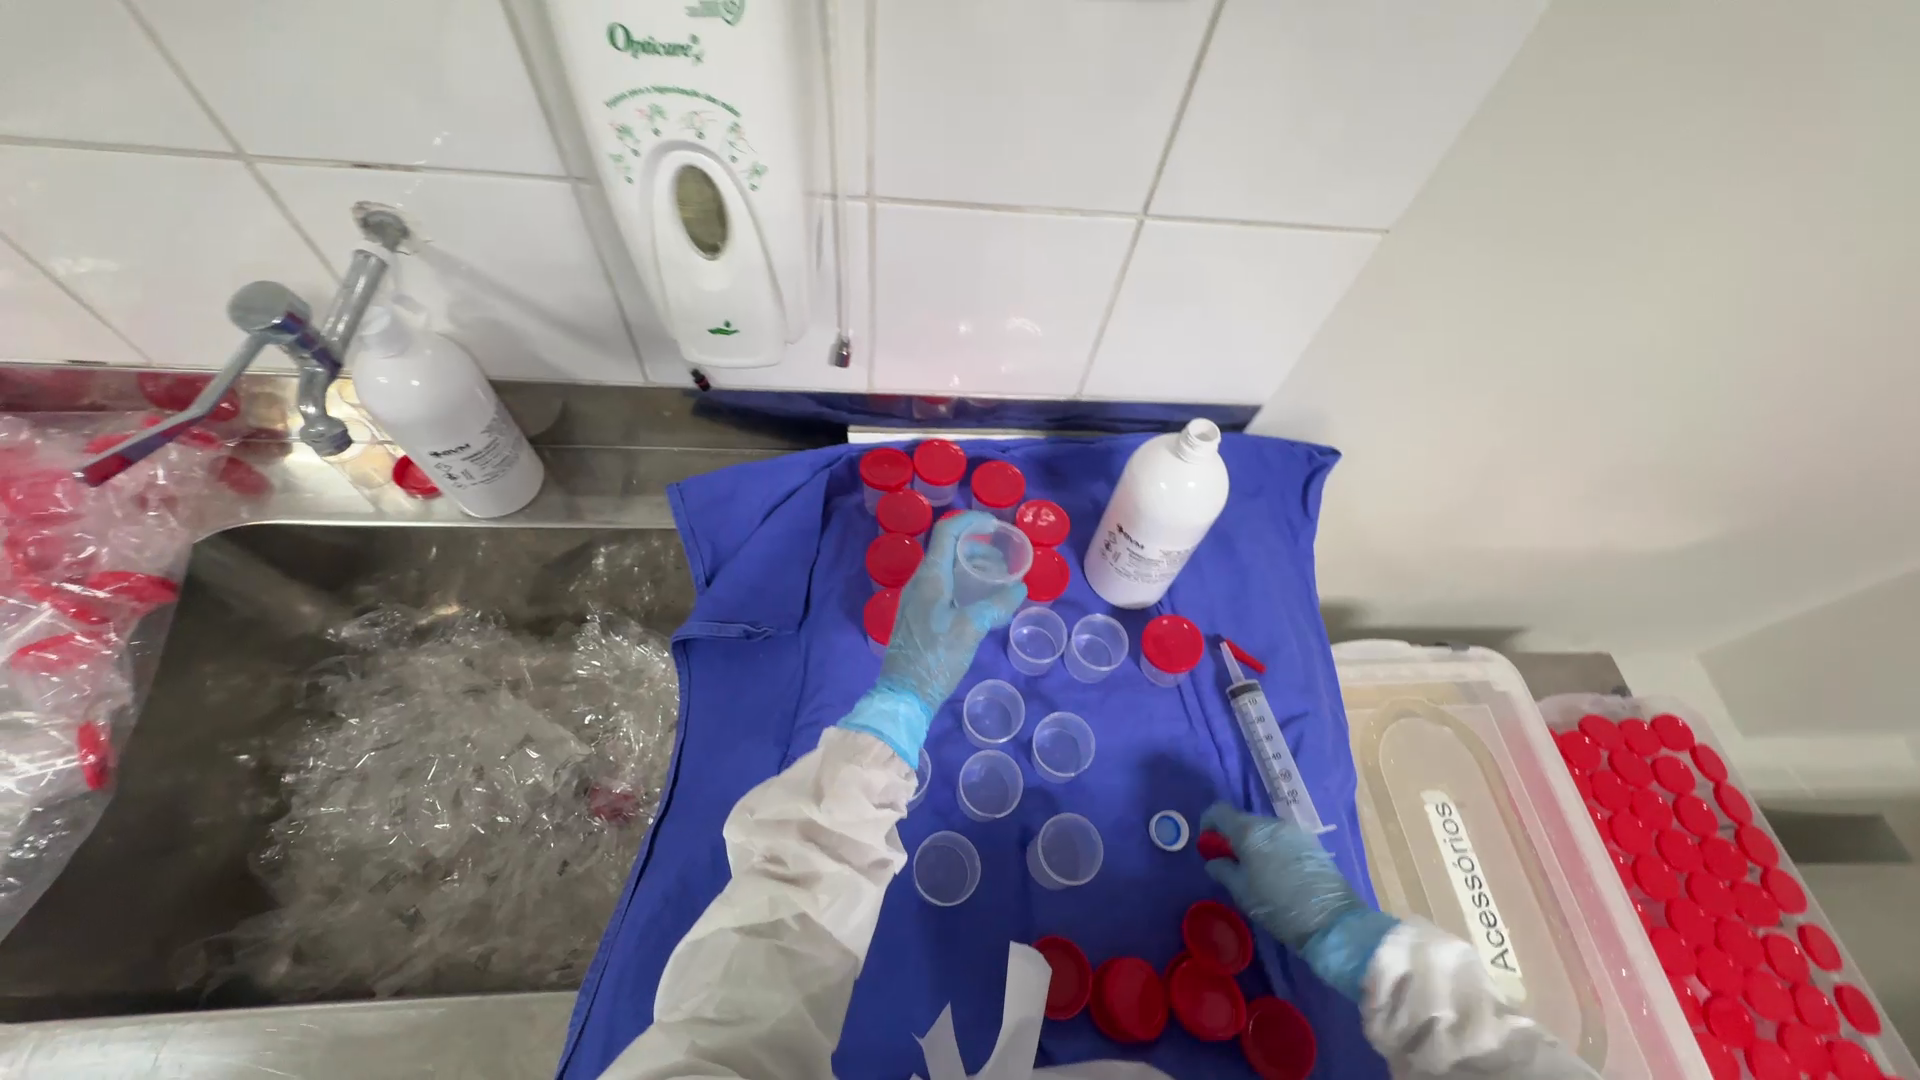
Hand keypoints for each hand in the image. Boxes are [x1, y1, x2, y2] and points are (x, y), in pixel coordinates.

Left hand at [838, 510, 1026, 762]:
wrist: (904, 696)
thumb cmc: (935, 659)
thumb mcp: (971, 630)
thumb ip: (995, 606)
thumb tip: (1020, 588)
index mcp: (929, 578)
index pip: (947, 532)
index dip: (971, 521)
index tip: (996, 524)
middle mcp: (919, 582)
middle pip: (948, 550)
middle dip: (979, 548)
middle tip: (1006, 560)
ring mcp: (916, 599)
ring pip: (946, 570)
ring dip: (972, 568)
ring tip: (999, 580)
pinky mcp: (919, 616)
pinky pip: (943, 587)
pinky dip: (964, 585)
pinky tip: (981, 601)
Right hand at [1200, 803, 1397, 1000]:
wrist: (1334, 922)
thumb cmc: (1279, 907)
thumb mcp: (1242, 893)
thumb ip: (1222, 870)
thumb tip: (1213, 861)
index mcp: (1249, 831)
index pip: (1218, 812)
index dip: (1208, 824)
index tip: (1208, 845)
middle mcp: (1271, 823)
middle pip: (1243, 821)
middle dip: (1233, 838)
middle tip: (1233, 864)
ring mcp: (1295, 832)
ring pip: (1265, 831)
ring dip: (1256, 845)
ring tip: (1259, 872)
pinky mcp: (1312, 844)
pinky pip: (1284, 840)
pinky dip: (1275, 850)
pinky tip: (1281, 874)